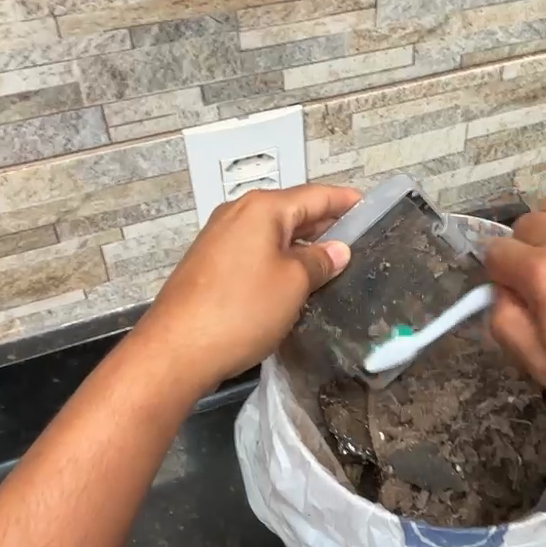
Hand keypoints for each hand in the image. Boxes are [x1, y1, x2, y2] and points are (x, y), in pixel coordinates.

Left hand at [133, 183, 361, 390]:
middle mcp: (238, 213)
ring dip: (301, 244)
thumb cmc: (241, 310)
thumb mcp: (293, 284)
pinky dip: (278, 258)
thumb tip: (337, 249)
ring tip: (331, 262)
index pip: (315, 196)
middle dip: (324, 224)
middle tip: (357, 239)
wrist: (175, 351)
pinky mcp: (209, 264)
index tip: (370, 206)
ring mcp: (219, 238)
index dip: (345, 201)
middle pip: (292, 211)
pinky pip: (254, 251)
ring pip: (272, 233)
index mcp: (262, 208)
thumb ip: (319, 261)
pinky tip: (293, 280)